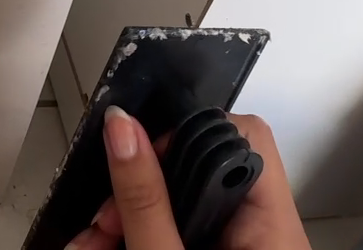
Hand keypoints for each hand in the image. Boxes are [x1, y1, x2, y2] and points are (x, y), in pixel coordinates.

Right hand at [69, 109, 309, 249]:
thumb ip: (144, 200)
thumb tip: (122, 125)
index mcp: (272, 233)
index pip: (241, 135)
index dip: (186, 134)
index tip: (138, 157)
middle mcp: (264, 238)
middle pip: (198, 172)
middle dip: (136, 186)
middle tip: (103, 219)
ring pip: (177, 206)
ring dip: (124, 217)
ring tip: (89, 244)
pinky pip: (172, 233)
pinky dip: (136, 236)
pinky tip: (101, 248)